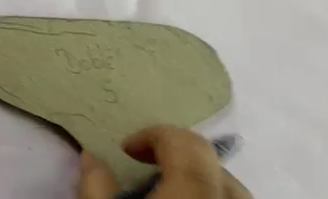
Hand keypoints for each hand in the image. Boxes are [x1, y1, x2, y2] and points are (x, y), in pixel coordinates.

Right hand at [76, 126, 250, 197]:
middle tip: (149, 173)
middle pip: (216, 166)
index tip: (128, 150)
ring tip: (172, 191)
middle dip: (180, 160)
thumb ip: (96, 185)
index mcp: (191, 195)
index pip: (189, 144)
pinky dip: (215, 196)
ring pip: (234, 190)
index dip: (154, 135)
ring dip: (202, 181)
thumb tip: (93, 157)